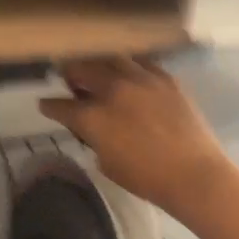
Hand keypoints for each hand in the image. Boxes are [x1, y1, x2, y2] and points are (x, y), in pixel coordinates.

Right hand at [40, 57, 238, 219]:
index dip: (50, 106)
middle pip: (83, 69)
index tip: (45, 105)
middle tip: (68, 76)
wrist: (193, 174)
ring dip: (100, 63)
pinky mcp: (166, 79)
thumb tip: (94, 129)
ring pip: (112, 59)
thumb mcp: (107, 164)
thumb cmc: (146, 179)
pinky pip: (143, 63)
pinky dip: (130, 67)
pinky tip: (130, 72)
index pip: (61, 106)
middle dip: (71, 72)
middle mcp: (113, 90)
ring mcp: (141, 80)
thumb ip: (95, 140)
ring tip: (98, 68)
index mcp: (93, 117)